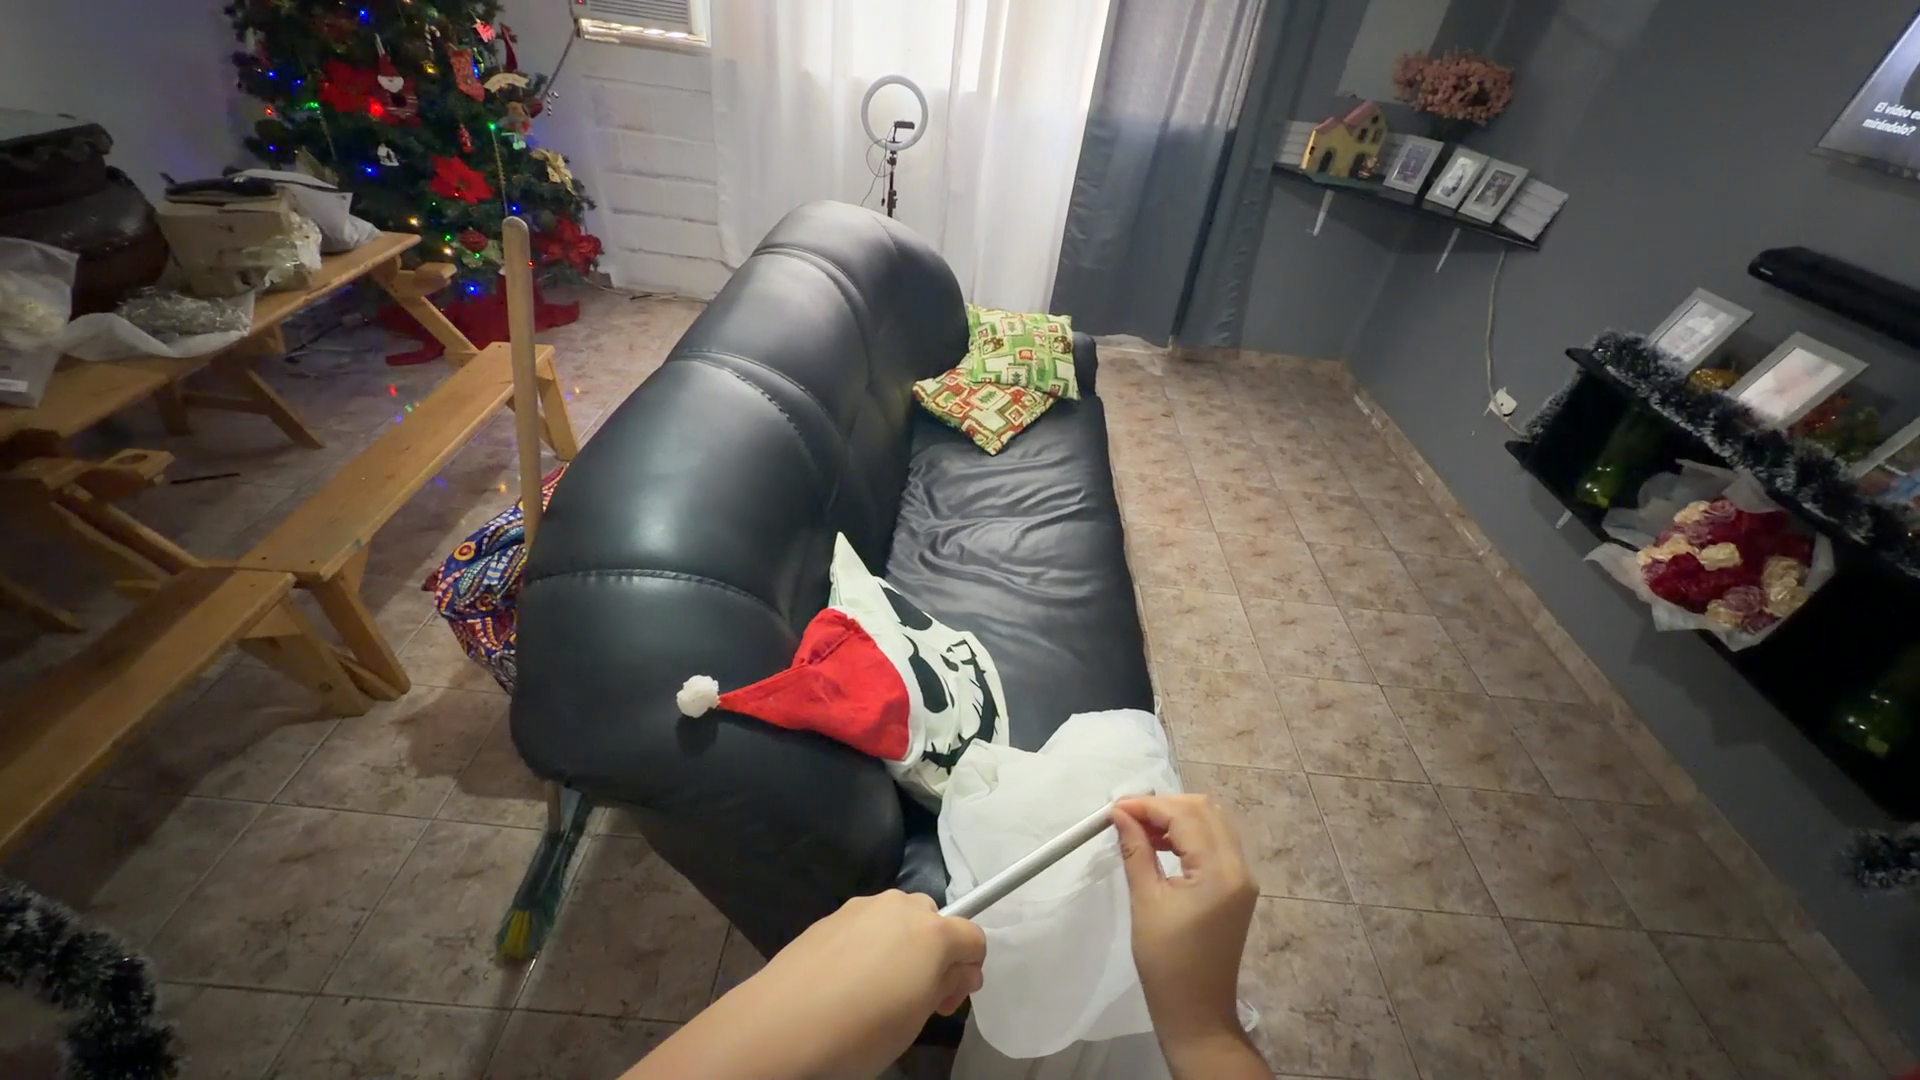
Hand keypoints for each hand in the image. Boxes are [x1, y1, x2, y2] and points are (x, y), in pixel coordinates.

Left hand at [700, 891, 985, 1078]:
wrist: (782, 1023)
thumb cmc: (862, 1029)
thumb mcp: (918, 1017)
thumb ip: (946, 983)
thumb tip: (959, 969)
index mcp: (933, 932)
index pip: (974, 936)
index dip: (969, 969)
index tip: (948, 1000)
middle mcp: (901, 906)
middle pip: (935, 920)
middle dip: (934, 953)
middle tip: (916, 996)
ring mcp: (864, 906)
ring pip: (899, 918)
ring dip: (901, 945)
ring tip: (876, 988)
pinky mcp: (833, 914)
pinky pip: (866, 924)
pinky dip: (869, 944)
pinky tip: (846, 980)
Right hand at [1112, 795, 1258, 1048]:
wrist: (1197, 1012)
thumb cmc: (1167, 962)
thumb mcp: (1145, 900)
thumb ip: (1136, 849)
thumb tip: (1120, 814)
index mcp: (1220, 872)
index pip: (1186, 816)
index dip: (1149, 805)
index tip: (1115, 809)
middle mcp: (1239, 867)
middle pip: (1205, 810)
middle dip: (1164, 805)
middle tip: (1128, 816)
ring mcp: (1242, 877)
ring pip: (1212, 821)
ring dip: (1176, 816)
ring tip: (1140, 828)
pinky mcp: (1237, 886)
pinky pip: (1215, 841)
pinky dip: (1188, 833)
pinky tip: (1160, 842)